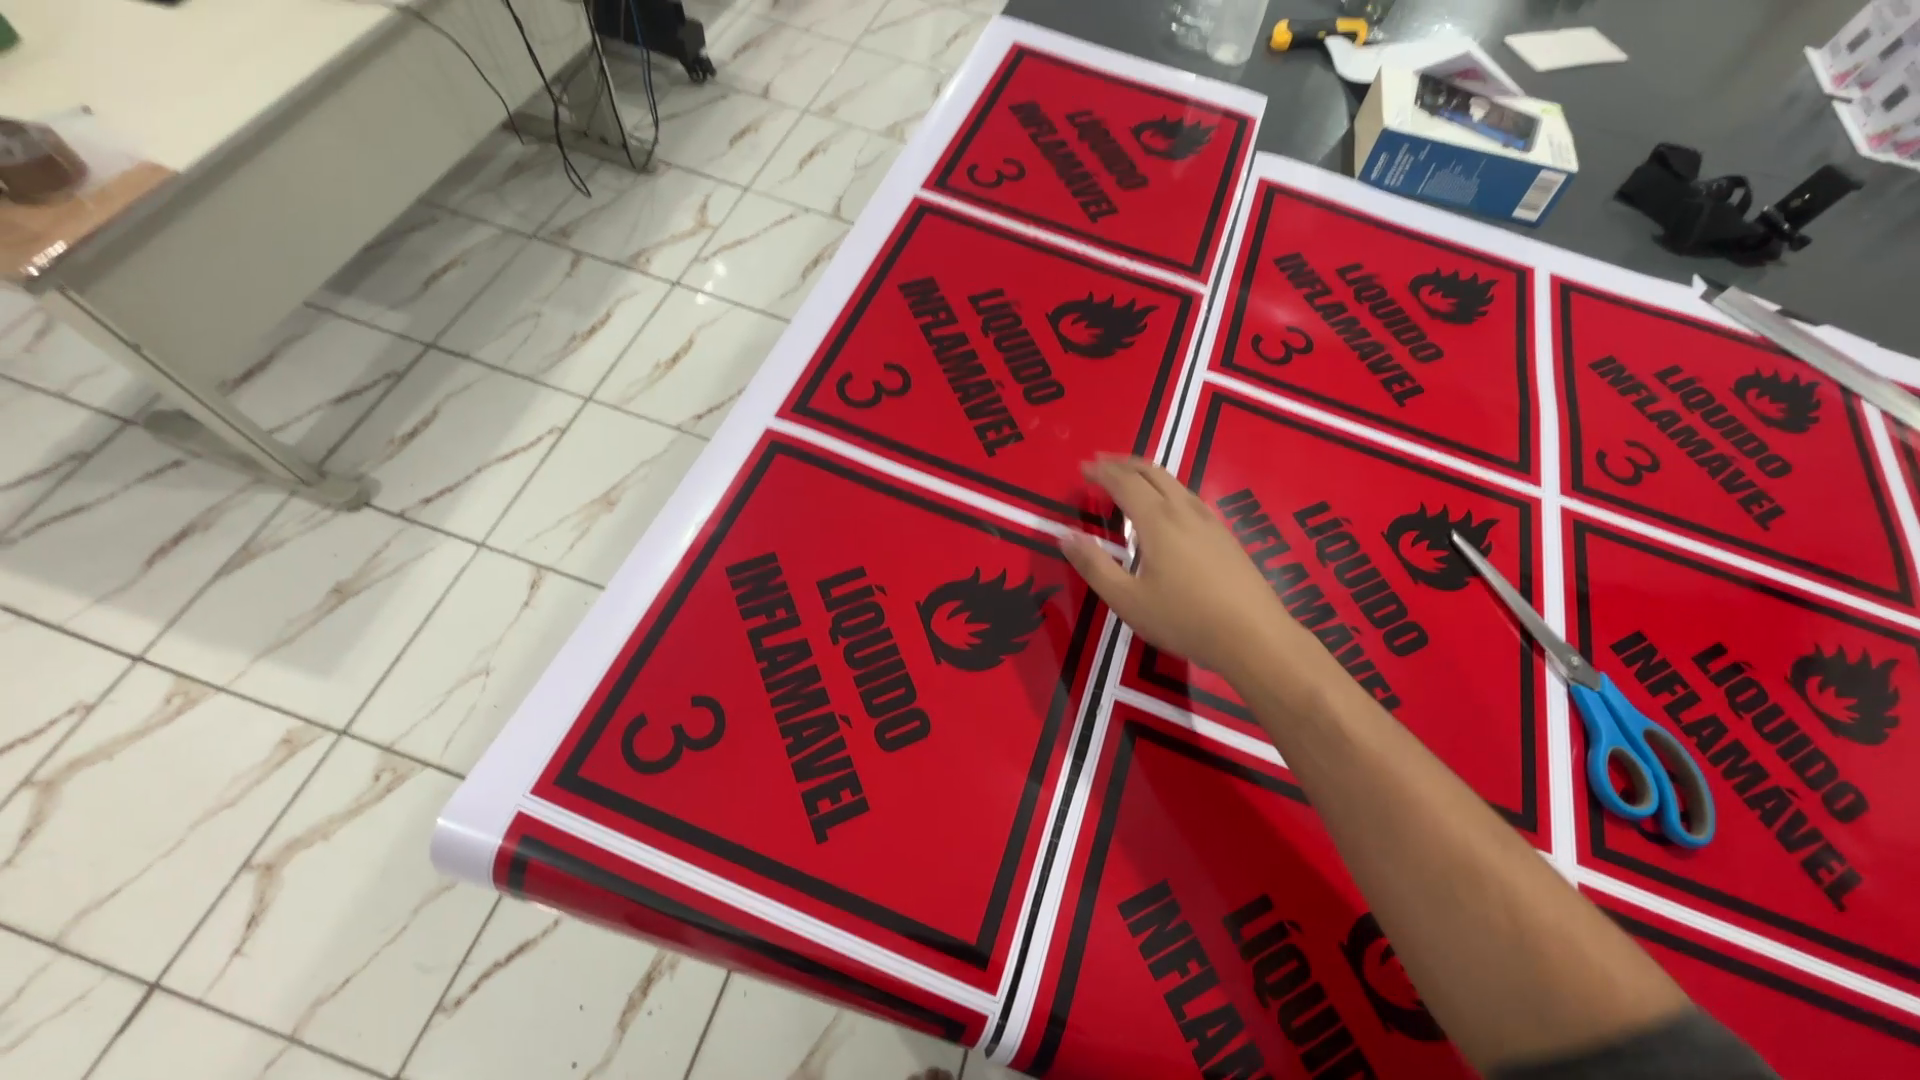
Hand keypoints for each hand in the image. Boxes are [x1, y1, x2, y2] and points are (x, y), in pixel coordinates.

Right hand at [1060, 456, 1298, 681]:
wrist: (1254, 636)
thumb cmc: (1184, 619)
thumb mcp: (1128, 600)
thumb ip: (1095, 566)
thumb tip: (1066, 536)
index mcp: (1158, 521)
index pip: (1125, 482)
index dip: (1101, 472)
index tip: (1082, 467)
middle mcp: (1185, 511)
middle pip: (1152, 472)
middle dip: (1123, 463)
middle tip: (1101, 462)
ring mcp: (1210, 522)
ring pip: (1175, 483)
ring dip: (1147, 474)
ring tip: (1131, 479)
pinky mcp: (1226, 537)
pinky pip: (1190, 498)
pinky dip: (1167, 490)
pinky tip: (1168, 509)